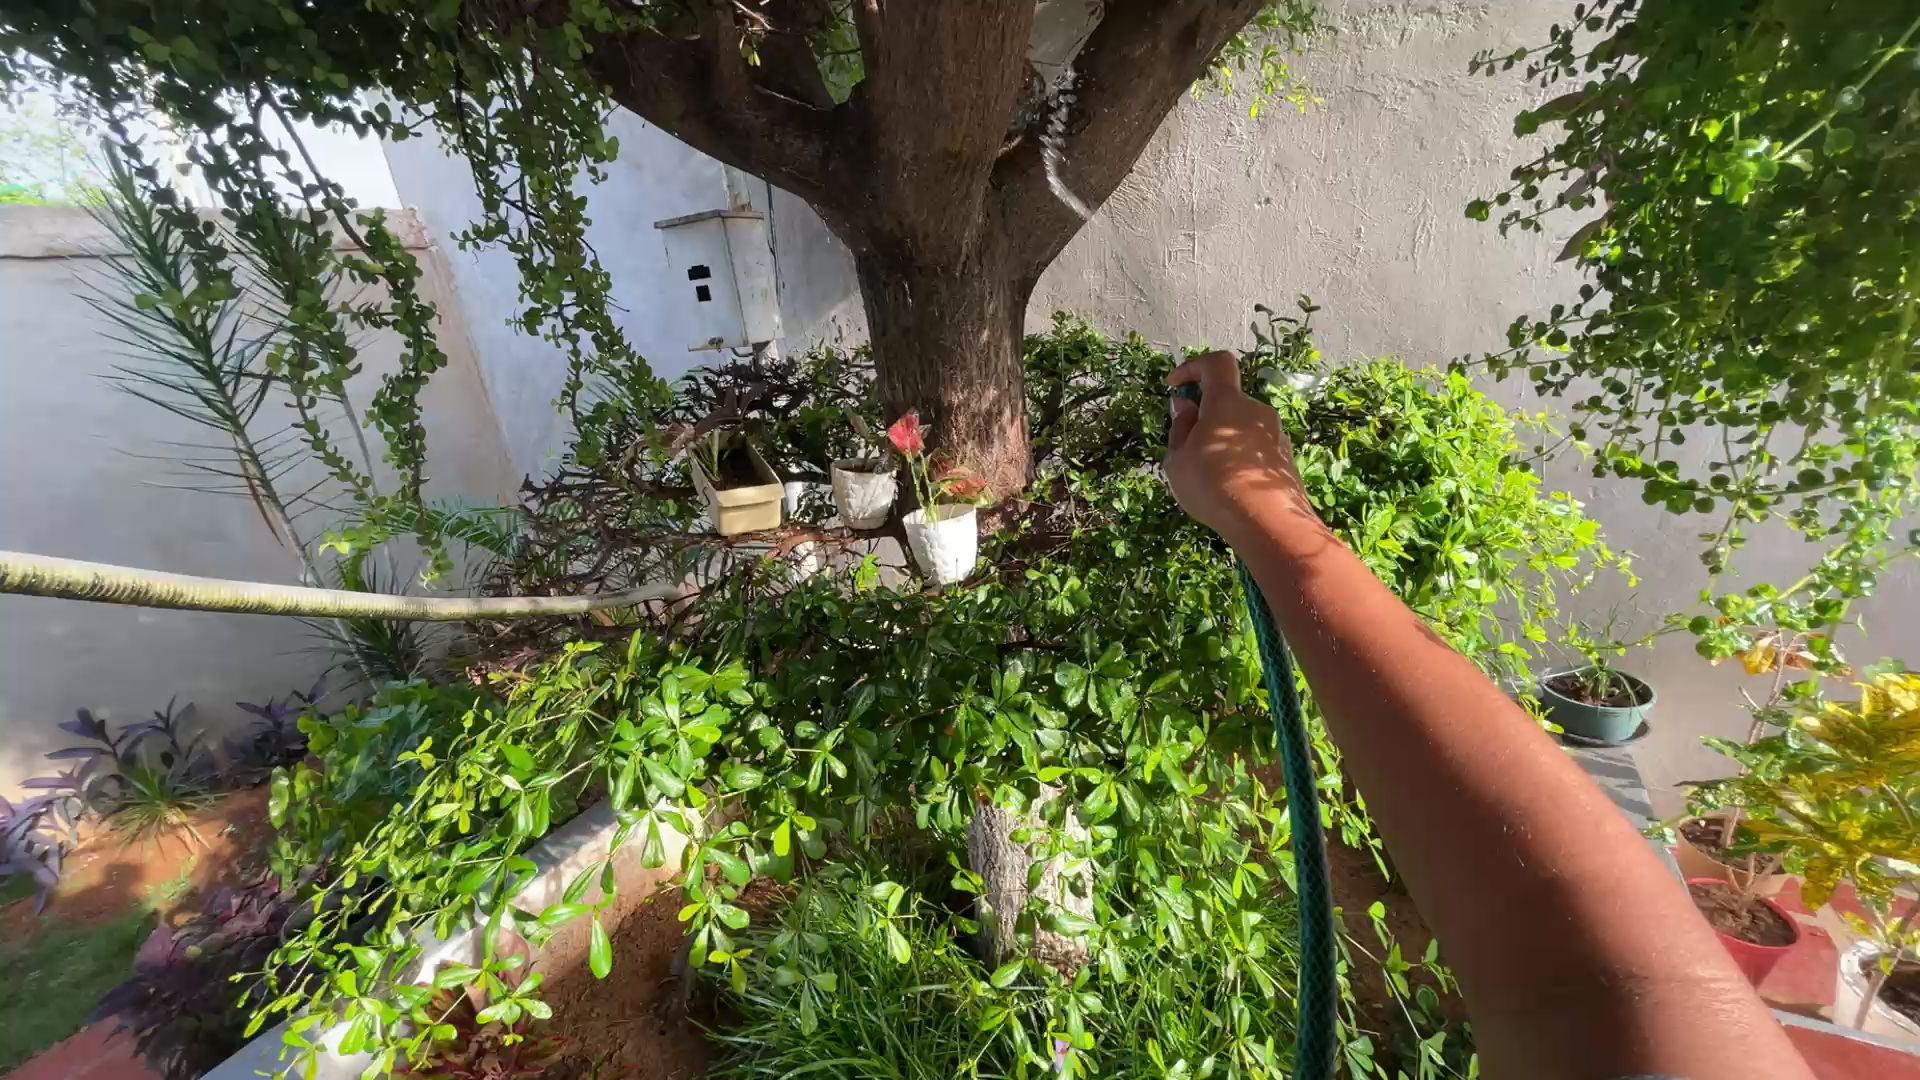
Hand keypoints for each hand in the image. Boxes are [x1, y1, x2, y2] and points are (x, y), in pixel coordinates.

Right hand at [1164, 351, 1312, 543]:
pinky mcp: (1284, 456)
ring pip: (1240, 425)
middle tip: (1186, 446)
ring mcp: (1274, 433)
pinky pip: (1254, 445)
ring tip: (1207, 473)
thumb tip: (1184, 405)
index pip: (1216, 363)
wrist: (1266, 521)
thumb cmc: (1211, 485)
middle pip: (1227, 400)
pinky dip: (1238, 455)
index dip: (1193, 366)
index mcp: (1226, 402)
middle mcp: (1255, 409)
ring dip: (1221, 438)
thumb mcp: (1178, 459)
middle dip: (1205, 414)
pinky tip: (1229, 486)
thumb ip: (1180, 427)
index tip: (1175, 386)